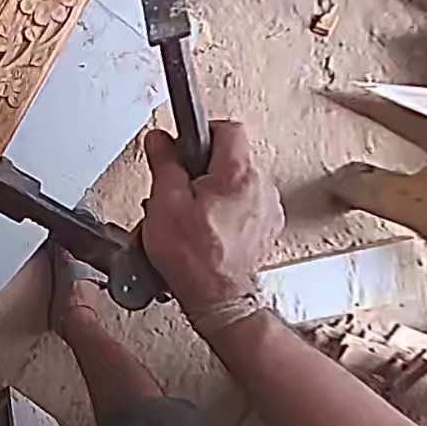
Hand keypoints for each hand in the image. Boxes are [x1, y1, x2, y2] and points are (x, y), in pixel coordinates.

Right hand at [139, 121, 282, 313]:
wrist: (216, 296)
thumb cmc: (192, 256)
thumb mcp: (164, 203)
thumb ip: (165, 164)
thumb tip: (160, 139)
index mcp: (237, 175)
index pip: (228, 129)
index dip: (200, 132)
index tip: (181, 146)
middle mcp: (260, 187)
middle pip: (231, 157)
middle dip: (200, 168)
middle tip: (177, 189)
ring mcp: (266, 209)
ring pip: (236, 182)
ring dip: (212, 190)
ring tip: (188, 213)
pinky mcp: (265, 227)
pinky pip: (243, 204)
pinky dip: (223, 209)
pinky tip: (204, 227)